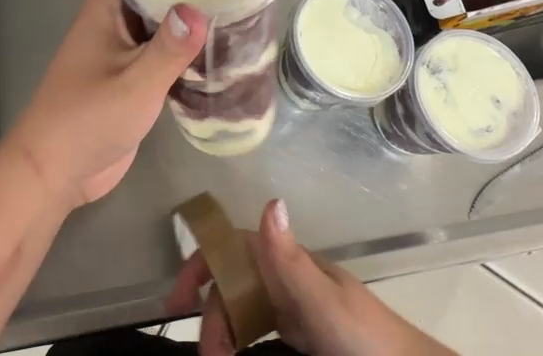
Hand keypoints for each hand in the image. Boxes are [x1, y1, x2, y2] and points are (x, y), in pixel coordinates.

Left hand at [2, 0, 209, 208]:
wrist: (54, 172)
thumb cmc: (86, 120)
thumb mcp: (134, 85)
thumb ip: (167, 50)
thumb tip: (198, 9)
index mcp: (103, 10)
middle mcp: (111, 23)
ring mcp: (119, 51)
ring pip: (155, 18)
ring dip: (185, 10)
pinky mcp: (129, 79)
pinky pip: (159, 50)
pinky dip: (183, 45)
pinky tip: (216, 48)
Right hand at [167, 200, 455, 355]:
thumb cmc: (366, 338)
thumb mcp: (324, 303)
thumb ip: (291, 259)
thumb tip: (269, 201)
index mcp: (291, 265)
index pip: (234, 249)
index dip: (202, 266)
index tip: (177, 302)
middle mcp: (290, 281)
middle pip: (235, 288)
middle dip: (212, 318)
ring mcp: (298, 310)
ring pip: (247, 312)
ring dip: (225, 333)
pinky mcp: (305, 338)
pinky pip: (262, 334)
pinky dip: (244, 344)